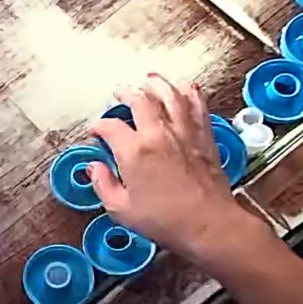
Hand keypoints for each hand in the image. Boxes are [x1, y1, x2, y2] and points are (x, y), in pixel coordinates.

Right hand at [89, 73, 271, 267]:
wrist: (208, 224)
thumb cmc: (165, 221)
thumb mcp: (121, 210)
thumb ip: (104, 185)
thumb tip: (94, 169)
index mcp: (134, 151)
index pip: (110, 127)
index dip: (99, 125)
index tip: (96, 130)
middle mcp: (158, 134)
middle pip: (140, 100)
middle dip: (126, 93)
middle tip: (120, 91)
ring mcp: (184, 132)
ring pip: (170, 95)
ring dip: (158, 84)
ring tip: (150, 79)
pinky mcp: (204, 138)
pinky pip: (197, 107)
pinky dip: (191, 94)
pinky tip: (188, 88)